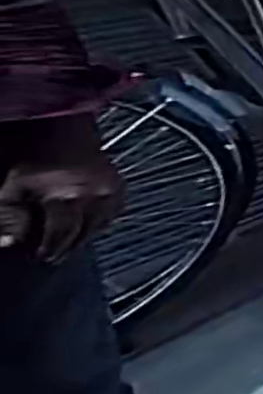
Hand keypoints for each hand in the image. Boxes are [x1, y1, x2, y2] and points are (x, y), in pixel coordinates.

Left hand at [0, 113, 123, 260]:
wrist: (61, 133)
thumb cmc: (31, 162)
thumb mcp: (8, 191)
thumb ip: (9, 218)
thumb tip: (10, 244)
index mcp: (70, 200)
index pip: (62, 235)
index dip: (51, 250)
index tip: (41, 260)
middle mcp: (99, 196)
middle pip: (88, 230)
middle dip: (71, 244)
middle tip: (54, 255)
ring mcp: (114, 188)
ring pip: (106, 220)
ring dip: (90, 232)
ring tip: (72, 240)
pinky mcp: (121, 182)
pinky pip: (117, 207)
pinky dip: (105, 217)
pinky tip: (92, 219)